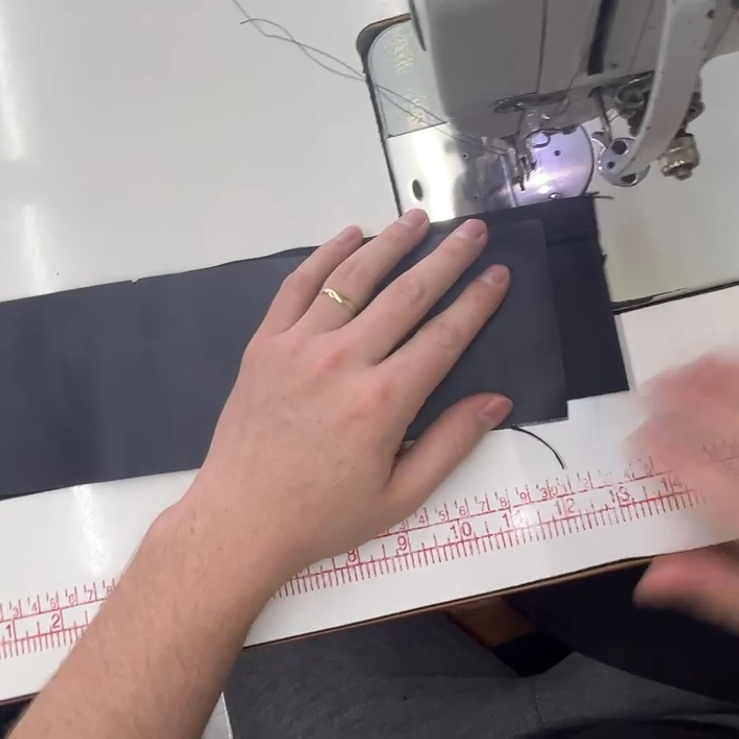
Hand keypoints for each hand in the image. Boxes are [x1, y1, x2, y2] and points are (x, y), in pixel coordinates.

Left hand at [183, 209, 511, 580]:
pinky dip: (325, 255)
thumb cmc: (324, 514)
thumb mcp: (400, 496)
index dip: (477, 301)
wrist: (241, 519)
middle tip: (470, 230)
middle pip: (407, 295)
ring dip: (390, 244)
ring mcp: (299, 346)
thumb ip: (451, 444)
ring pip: (353, 279)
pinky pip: (299, 286)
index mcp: (383, 401)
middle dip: (446, 259)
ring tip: (416, 219)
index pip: (444, 336)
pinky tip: (350, 235)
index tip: (497, 273)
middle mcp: (344, 361)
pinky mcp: (265, 343)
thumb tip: (496, 401)